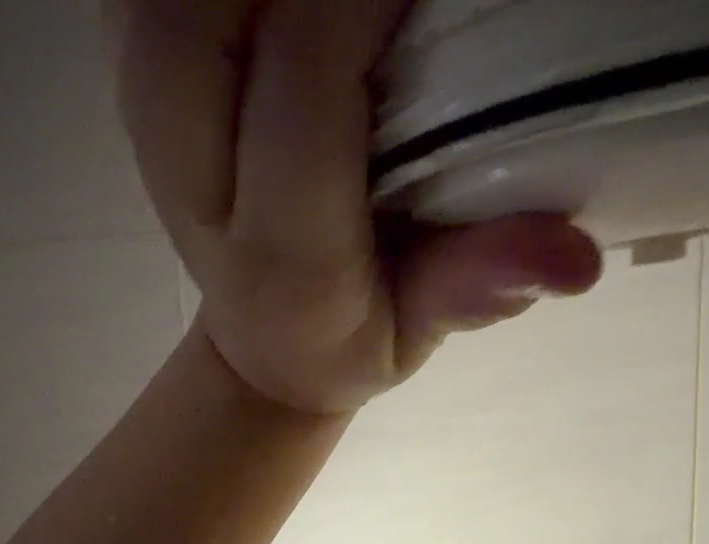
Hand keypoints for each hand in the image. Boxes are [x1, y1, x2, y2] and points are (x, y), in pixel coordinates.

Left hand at [109, 0, 602, 414]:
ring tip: (330, 0)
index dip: (354, 3)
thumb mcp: (420, 330)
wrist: (265, 343)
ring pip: (152, 2)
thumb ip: (476, 287)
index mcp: (280, 259)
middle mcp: (194, 188)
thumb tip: (570, 260)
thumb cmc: (354, 332)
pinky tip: (273, 3)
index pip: (302, 90)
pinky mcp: (137, 87)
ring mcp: (151, 131)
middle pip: (191, 22)